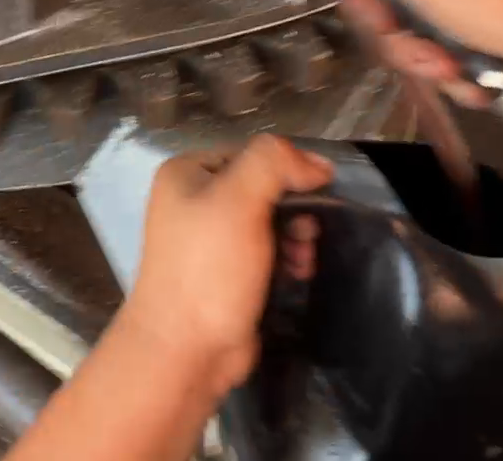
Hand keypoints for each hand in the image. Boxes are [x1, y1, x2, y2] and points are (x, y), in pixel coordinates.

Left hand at [118, 136, 333, 397]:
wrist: (184, 349)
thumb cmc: (208, 268)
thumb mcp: (238, 201)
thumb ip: (273, 164)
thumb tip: (315, 162)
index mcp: (186, 172)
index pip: (250, 154)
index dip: (287, 170)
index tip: (317, 194)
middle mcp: (193, 199)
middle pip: (262, 188)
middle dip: (294, 210)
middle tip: (307, 235)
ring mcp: (208, 238)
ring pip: (269, 222)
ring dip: (295, 237)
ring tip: (301, 262)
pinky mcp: (225, 272)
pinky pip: (266, 252)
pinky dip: (286, 260)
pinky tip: (296, 275)